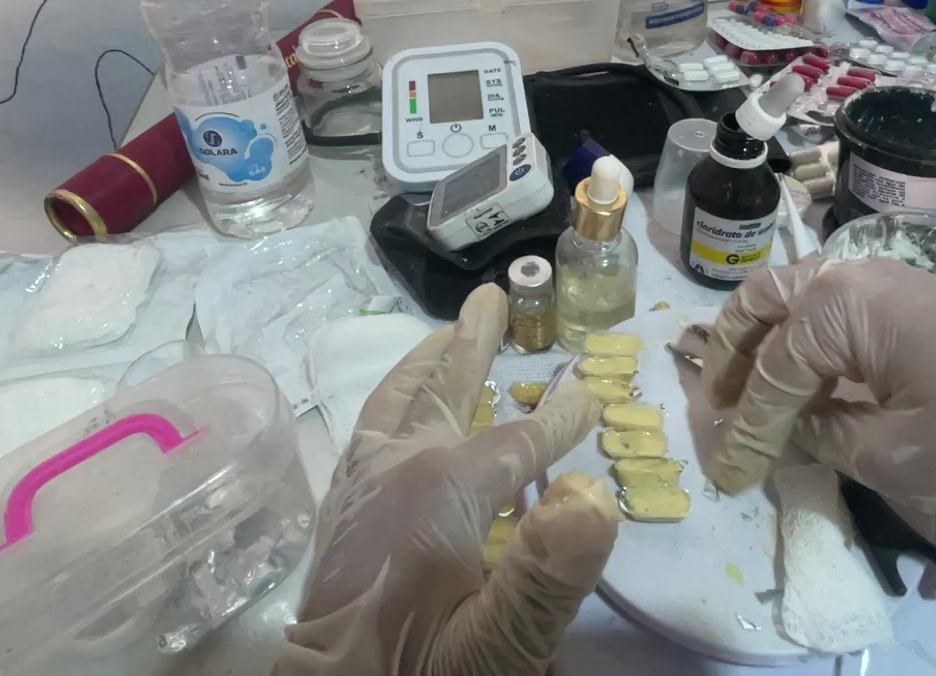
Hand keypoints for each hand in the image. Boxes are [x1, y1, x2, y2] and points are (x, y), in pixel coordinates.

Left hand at [276, 285, 619, 675]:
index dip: (561, 419)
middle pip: (444, 388)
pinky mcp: (342, 506)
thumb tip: (593, 494)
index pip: (519, 441)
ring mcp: (363, 482)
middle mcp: (399, 467)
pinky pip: (371, 426)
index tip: (592, 393)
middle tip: (492, 295)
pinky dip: (395, 396)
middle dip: (474, 341)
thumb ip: (546, 574)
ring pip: (399, 398)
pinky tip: (402, 404)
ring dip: (429, 359)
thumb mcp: (496, 650)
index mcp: (442, 491)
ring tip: (448, 330)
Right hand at [703, 256, 935, 675]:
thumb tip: (789, 430)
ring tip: (751, 388)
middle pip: (769, 299)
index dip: (745, 422)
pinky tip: (813, 384)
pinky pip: (843, 313)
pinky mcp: (926, 304)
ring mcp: (896, 283)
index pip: (774, 365)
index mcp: (845, 303)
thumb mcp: (901, 456)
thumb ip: (826, 435)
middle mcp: (861, 275)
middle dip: (733, 347)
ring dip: (770, 339)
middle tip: (714, 395)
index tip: (725, 469)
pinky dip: (812, 343)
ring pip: (803, 298)